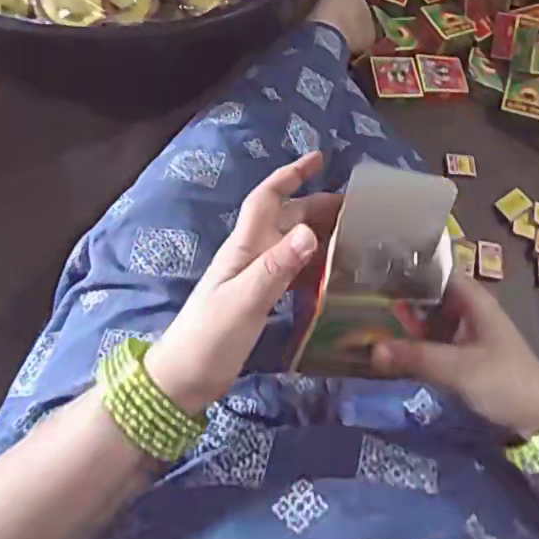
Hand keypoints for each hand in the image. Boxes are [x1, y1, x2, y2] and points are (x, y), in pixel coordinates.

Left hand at [145, 152, 340, 413]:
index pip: (268, 198)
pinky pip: (294, 270)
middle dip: (318, 205)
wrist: (182, 380)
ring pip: (293, 243)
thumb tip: (310, 231)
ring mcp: (256, 277)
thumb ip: (275, 267)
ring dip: (320, 232)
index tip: (318, 159)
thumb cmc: (209, 337)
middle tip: (355, 207)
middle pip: (288, 218)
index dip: (291, 174)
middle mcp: (252, 254)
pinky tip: (334, 273)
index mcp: (245, 246)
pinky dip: (315, 264)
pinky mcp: (261, 299)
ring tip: (353, 234)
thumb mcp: (244, 301)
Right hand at [370, 274, 538, 438]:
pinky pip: (429, 338)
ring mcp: (462, 330)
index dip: (406, 265)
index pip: (434, 269)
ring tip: (362, 314)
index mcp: (470, 297)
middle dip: (397, 293)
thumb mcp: (458, 368)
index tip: (372, 265)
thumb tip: (372, 350)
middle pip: (426, 292)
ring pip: (425, 316)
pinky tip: (386, 342)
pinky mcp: (459, 352)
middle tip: (357, 293)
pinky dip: (411, 340)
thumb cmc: (504, 380)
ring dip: (402, 318)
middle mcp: (465, 307)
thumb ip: (416, 357)